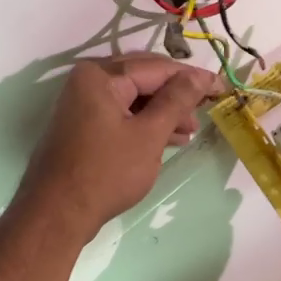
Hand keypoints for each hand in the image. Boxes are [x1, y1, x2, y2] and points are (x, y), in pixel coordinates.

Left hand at [16, 53, 218, 239]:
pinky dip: (147, 124)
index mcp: (101, 76)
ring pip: (134, 99)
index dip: (192, 77)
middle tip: (208, 107)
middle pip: (144, 79)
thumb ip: (176, 101)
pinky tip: (171, 138)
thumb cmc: (106, 172)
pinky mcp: (85, 127)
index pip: (157, 68)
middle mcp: (89, 82)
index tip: (221, 87)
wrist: (59, 212)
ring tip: (192, 128)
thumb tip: (200, 77)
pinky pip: (123, 115)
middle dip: (177, 94)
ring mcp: (84, 105)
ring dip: (165, 111)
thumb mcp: (148, 135)